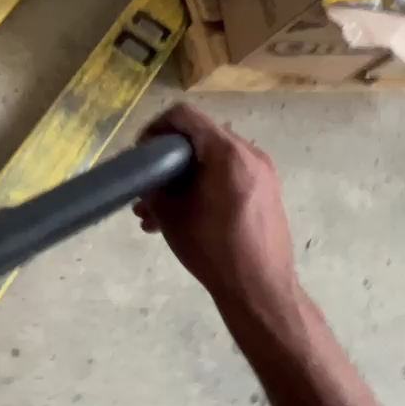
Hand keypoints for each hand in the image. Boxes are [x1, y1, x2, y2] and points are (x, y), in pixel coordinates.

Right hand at [134, 104, 299, 320]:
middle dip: (165, 160)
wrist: (259, 290)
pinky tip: (179, 217)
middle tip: (145, 186)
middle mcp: (250, 154)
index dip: (154, 128)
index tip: (139, 154)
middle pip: (197, 137)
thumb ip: (155, 182)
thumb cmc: (212, 249)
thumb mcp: (170, 214)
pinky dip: (200, 185)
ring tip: (154, 212)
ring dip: (180, 177)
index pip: (184, 115)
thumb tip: (146, 174)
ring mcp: (261, 172)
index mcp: (227, 153)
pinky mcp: (264, 190)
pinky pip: (225, 174)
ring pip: (209, 159)